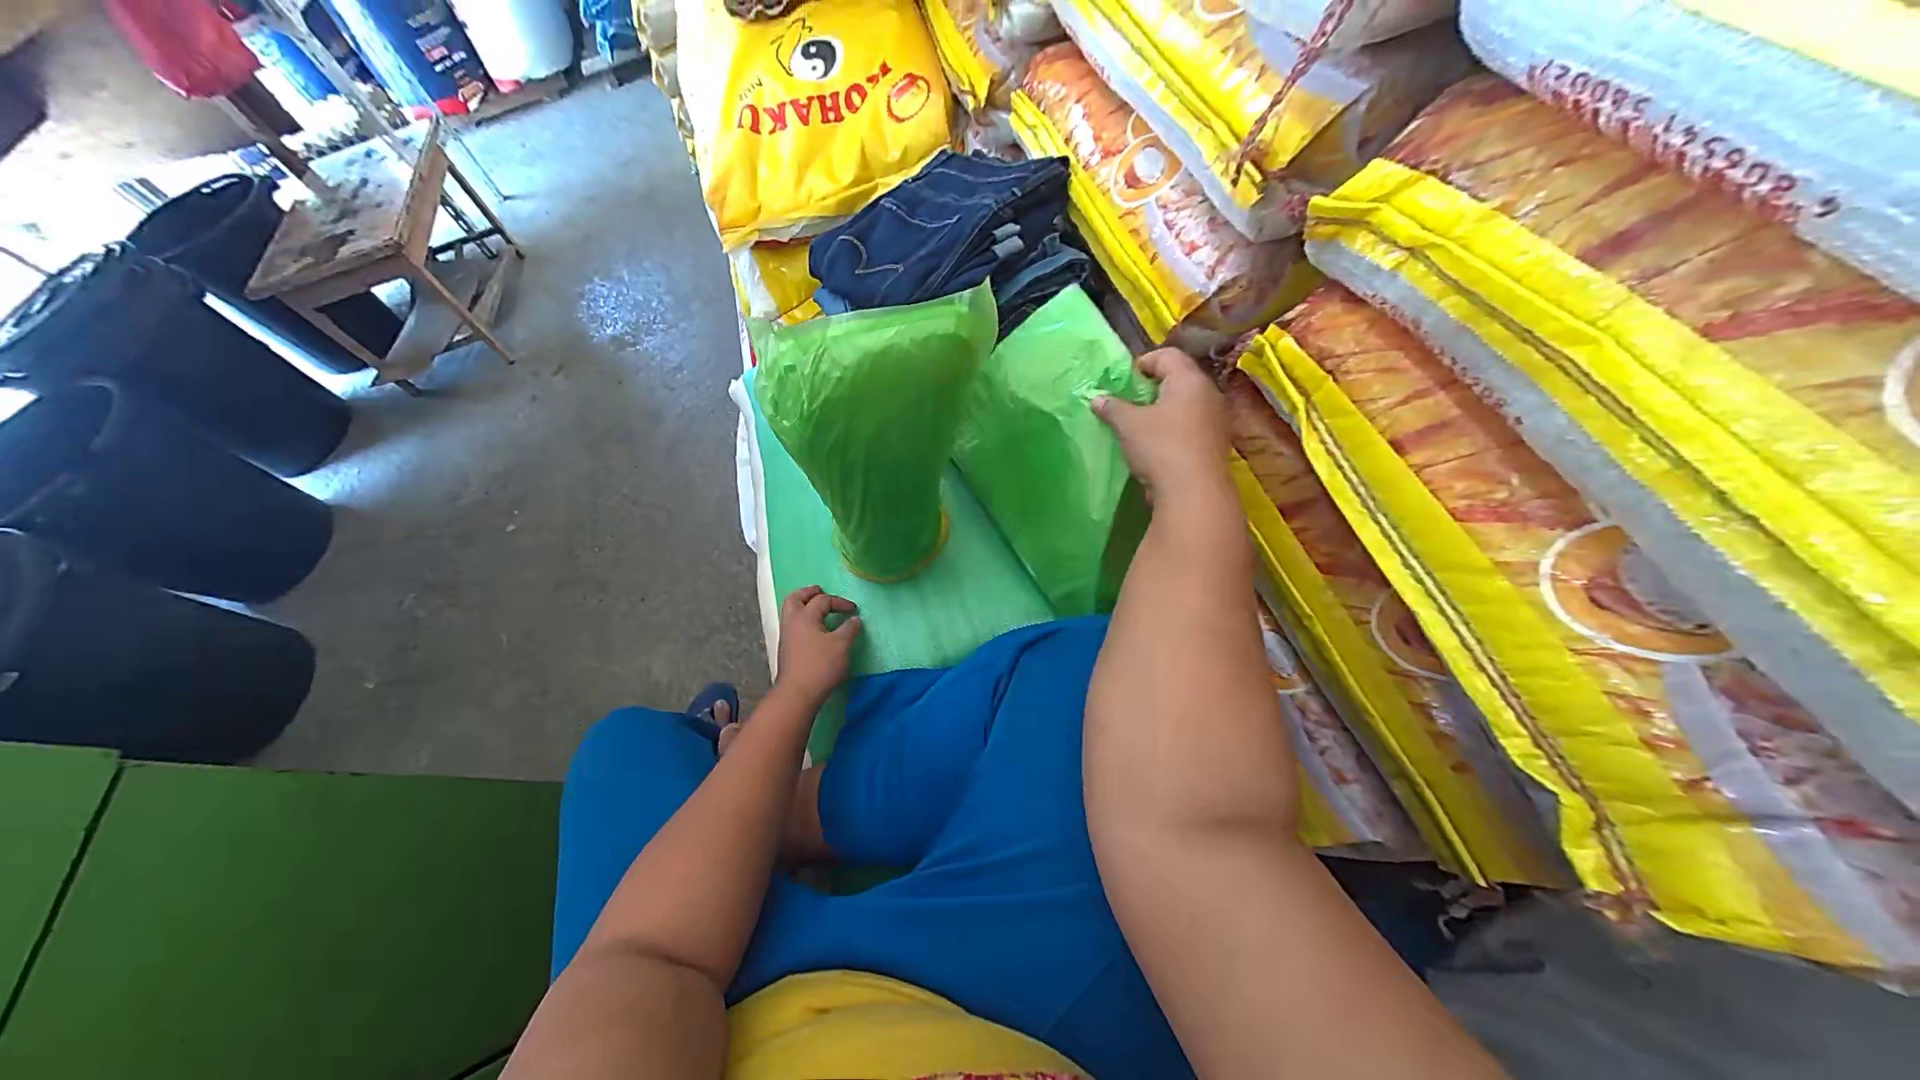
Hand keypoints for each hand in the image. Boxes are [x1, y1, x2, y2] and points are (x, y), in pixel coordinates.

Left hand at [774, 585, 861, 703]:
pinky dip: (803, 620)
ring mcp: (786, 636)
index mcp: (804, 616)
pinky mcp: (786, 650)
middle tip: (820, 591)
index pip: (822, 600)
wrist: (797, 693)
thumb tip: (854, 619)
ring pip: (791, 612)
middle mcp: (791, 622)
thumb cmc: (821, 666)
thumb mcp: (842, 645)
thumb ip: (850, 628)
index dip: (840, 602)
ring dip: (804, 606)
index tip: (853, 609)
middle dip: (808, 593)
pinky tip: (814, 629)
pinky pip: (793, 625)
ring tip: (818, 609)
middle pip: (795, 598)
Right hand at [1091, 347, 1230, 497]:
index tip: (1125, 378)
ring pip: (1189, 405)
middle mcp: (1210, 394)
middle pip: (1181, 379)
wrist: (1194, 492)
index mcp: (1189, 380)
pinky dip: (1176, 430)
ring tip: (1143, 425)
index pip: (1168, 355)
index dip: (1144, 362)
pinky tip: (1160, 446)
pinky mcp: (1217, 445)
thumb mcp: (1128, 425)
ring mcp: (1217, 421)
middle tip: (1132, 400)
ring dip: (1166, 410)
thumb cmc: (1160, 446)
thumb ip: (1112, 408)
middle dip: (1155, 387)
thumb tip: (1097, 399)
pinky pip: (1194, 427)